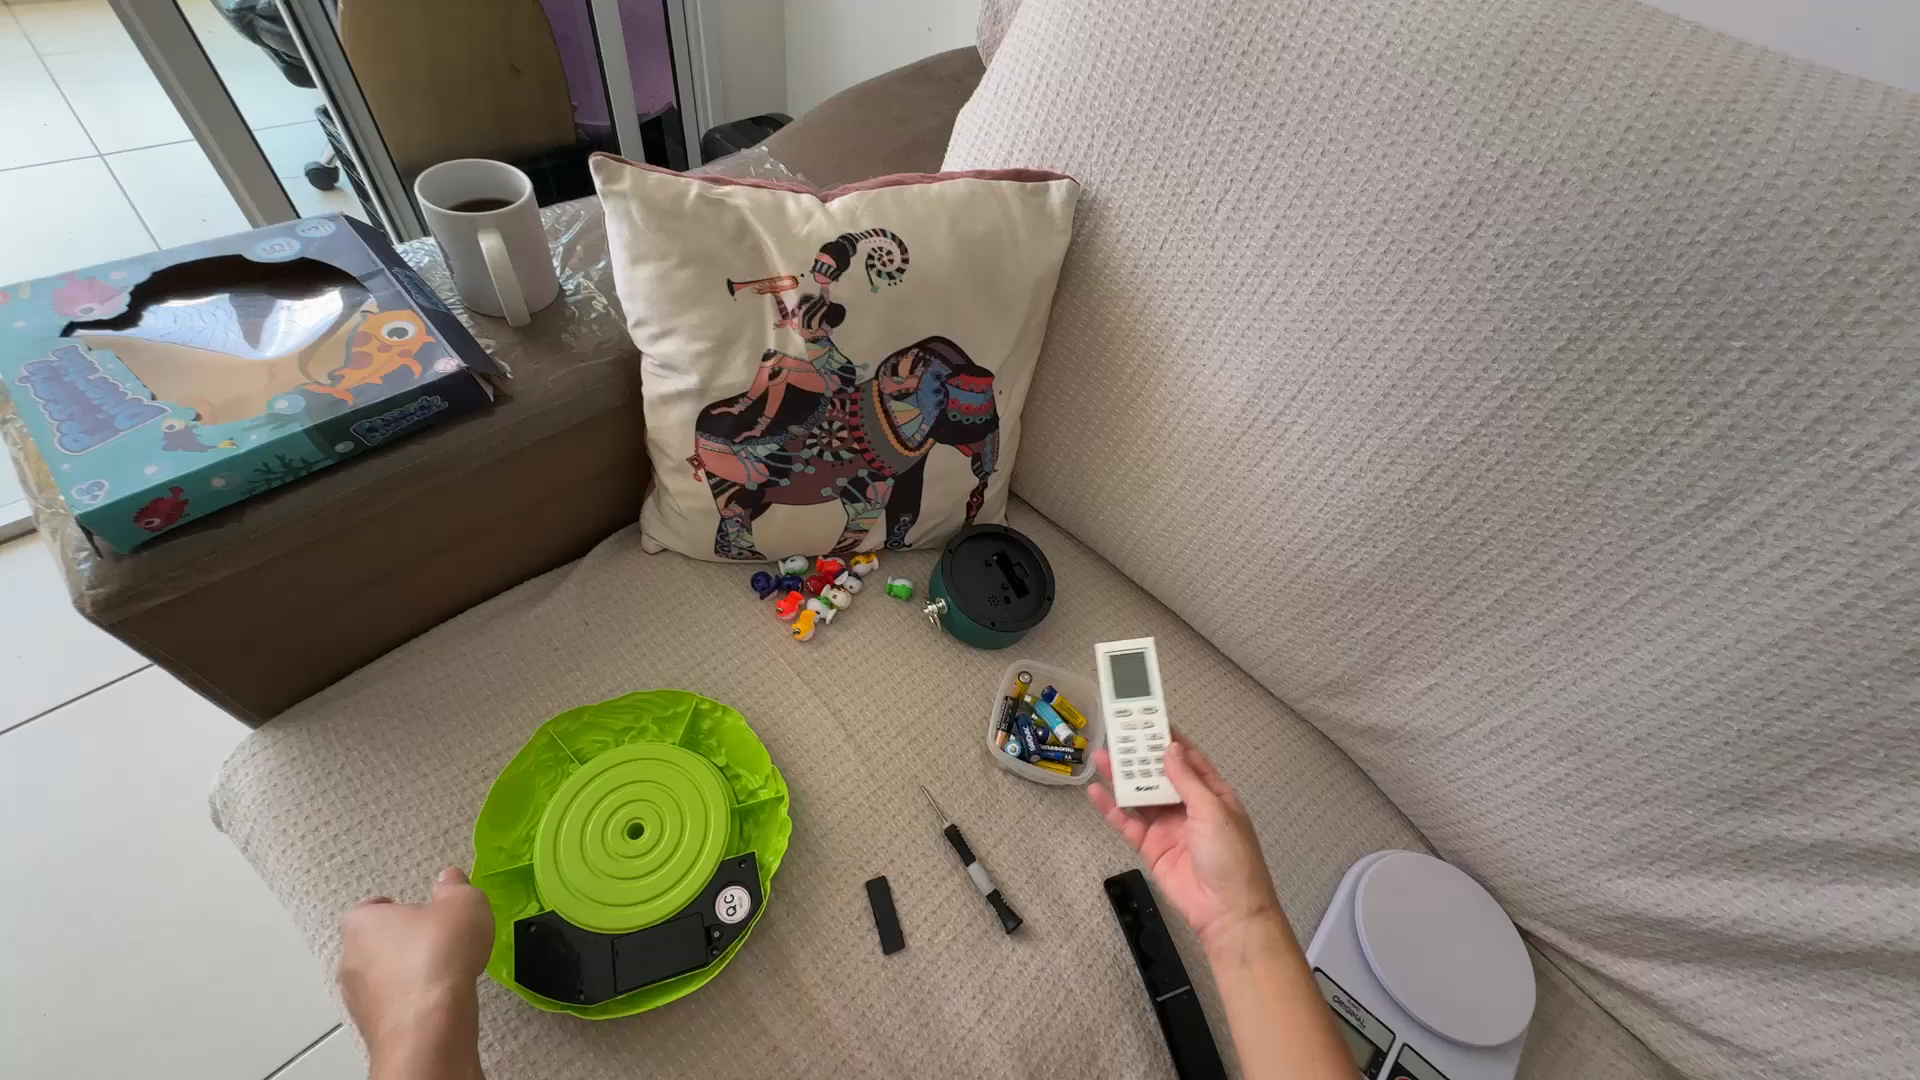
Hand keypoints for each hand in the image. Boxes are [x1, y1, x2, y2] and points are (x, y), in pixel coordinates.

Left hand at [339, 867, 492, 1079]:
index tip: (414, 909)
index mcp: (364, 924)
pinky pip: (390, 1001)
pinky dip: (409, 995)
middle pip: (372, 943)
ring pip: (379, 975)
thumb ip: (455, 887)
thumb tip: (447, 877)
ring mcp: (355, 997)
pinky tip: (438, 993)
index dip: (390, 907)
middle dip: (399, 939)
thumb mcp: (463, 903)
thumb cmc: (442, 949)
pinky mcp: (369, 1025)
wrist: (429, 1020)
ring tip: (442, 967)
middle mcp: (349, 959)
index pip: (367, 909)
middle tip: (435, 935)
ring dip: (403, 970)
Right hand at [1088, 733, 1282, 947]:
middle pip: (1157, 774)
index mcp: (1211, 793)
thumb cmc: (1231, 858)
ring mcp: (1167, 826)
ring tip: (1100, 756)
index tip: (1147, 718)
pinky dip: (1111, 807)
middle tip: (1115, 733)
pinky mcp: (1150, 846)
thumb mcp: (1213, 811)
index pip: (1186, 759)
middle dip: (1138, 755)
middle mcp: (1187, 806)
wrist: (1227, 913)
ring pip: (1139, 794)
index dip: (1167, 739)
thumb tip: (1170, 748)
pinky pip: (1127, 822)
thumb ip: (1187, 780)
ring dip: (1121, 777)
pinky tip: (1097, 791)